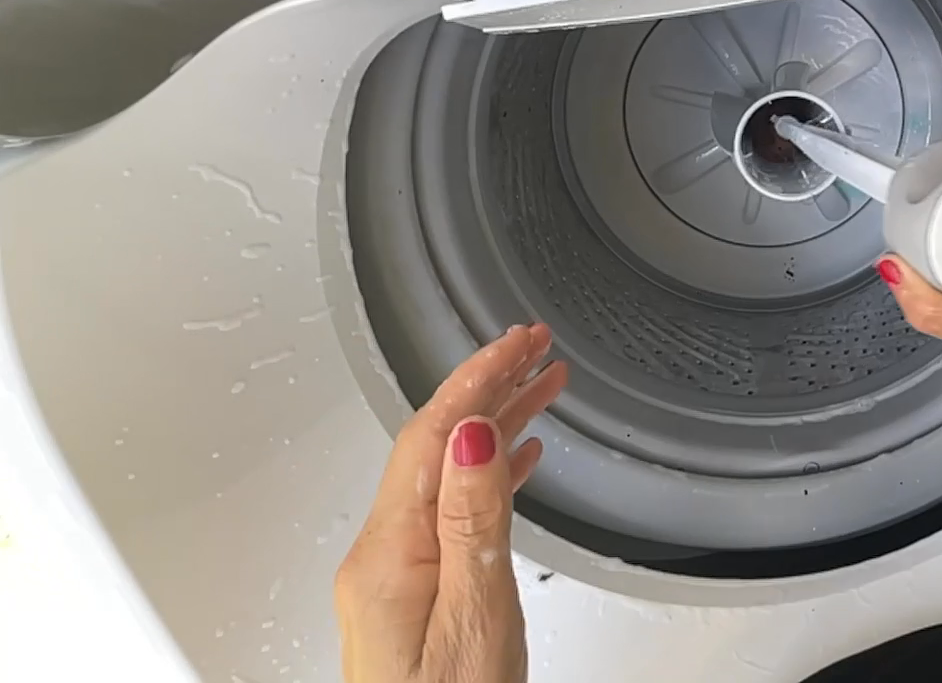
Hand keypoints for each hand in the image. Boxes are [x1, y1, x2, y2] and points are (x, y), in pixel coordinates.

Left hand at [335, 323, 568, 682]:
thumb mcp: (474, 610)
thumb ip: (473, 516)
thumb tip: (471, 435)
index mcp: (392, 549)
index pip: (432, 435)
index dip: (477, 378)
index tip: (517, 341)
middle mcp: (387, 549)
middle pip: (438, 441)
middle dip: (488, 382)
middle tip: (534, 342)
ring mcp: (403, 564)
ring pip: (453, 465)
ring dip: (499, 415)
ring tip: (544, 379)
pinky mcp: (424, 580)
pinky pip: (461, 498)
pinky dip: (497, 461)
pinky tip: (524, 451)